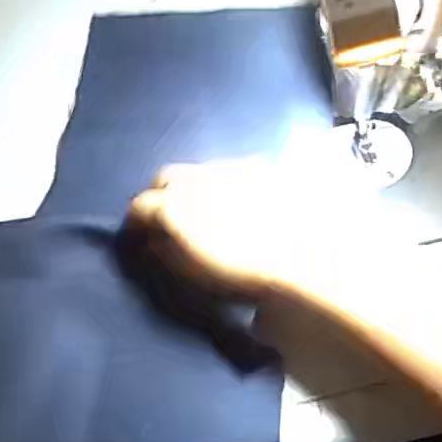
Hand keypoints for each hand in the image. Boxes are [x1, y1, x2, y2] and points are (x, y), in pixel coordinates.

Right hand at [127, 160, 371, 296]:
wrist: (305, 257)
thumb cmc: (244, 274)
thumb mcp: (193, 272)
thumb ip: (165, 253)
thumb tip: (152, 241)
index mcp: (175, 204)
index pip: (140, 206)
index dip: (135, 222)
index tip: (139, 235)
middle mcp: (198, 177)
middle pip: (167, 178)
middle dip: (163, 196)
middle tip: (171, 219)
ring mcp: (232, 167)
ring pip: (201, 170)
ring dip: (197, 187)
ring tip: (209, 211)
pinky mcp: (264, 168)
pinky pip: (236, 170)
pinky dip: (230, 184)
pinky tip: (244, 202)